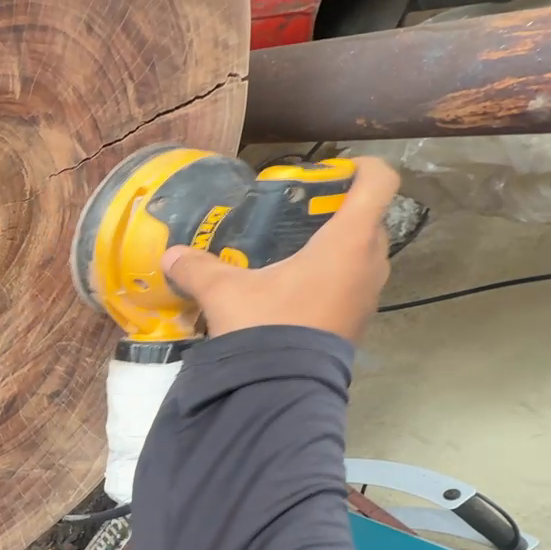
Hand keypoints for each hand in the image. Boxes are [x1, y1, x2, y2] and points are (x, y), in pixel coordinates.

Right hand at [162, 156, 400, 342]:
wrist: (280, 382)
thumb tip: (172, 255)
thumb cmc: (265, 322)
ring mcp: (368, 293)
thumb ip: (198, 269)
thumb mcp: (223, 292)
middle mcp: (370, 260)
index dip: (363, 167)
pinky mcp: (356, 320)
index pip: (378, 182)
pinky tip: (291, 296)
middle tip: (298, 221)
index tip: (336, 170)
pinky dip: (328, 282)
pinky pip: (349, 287)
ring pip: (359, 256)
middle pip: (368, 220)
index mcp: (347, 240)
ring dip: (333, 251)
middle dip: (339, 214)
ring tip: (290, 261)